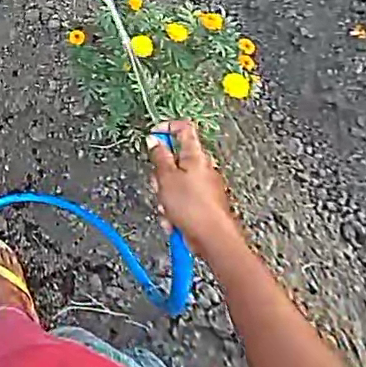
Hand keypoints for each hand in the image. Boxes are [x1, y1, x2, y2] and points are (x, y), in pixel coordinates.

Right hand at [148, 119, 245, 257]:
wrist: (213, 238)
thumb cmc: (193, 207)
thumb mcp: (166, 177)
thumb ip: (159, 156)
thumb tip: (154, 140)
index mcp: (195, 155)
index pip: (183, 128)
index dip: (166, 128)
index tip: (153, 136)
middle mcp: (203, 167)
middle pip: (175, 159)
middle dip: (161, 172)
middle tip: (158, 183)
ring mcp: (205, 186)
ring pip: (176, 181)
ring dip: (166, 194)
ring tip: (167, 207)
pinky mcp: (204, 203)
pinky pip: (183, 199)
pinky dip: (174, 208)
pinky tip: (173, 220)